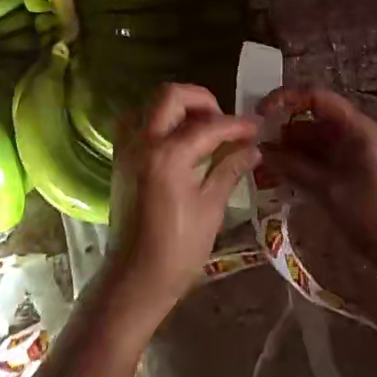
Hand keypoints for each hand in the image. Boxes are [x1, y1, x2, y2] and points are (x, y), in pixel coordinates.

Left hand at [102, 84, 261, 321]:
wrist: (134, 280)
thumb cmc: (178, 250)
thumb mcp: (211, 208)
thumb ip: (229, 169)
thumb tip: (252, 149)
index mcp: (168, 155)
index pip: (210, 126)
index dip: (237, 125)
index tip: (256, 128)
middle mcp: (143, 143)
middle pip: (171, 95)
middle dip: (202, 100)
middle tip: (223, 121)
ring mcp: (126, 150)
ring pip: (150, 105)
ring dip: (178, 108)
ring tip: (202, 129)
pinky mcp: (120, 161)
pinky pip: (138, 124)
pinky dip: (159, 122)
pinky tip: (179, 143)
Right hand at [260, 84, 376, 273]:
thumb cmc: (375, 215)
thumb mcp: (330, 191)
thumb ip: (295, 167)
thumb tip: (262, 148)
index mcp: (356, 128)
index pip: (316, 97)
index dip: (286, 99)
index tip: (258, 114)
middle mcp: (353, 134)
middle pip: (312, 119)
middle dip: (281, 128)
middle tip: (250, 145)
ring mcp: (352, 155)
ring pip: (312, 142)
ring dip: (287, 150)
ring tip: (257, 164)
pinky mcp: (349, 174)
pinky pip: (319, 160)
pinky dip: (299, 166)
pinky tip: (277, 178)